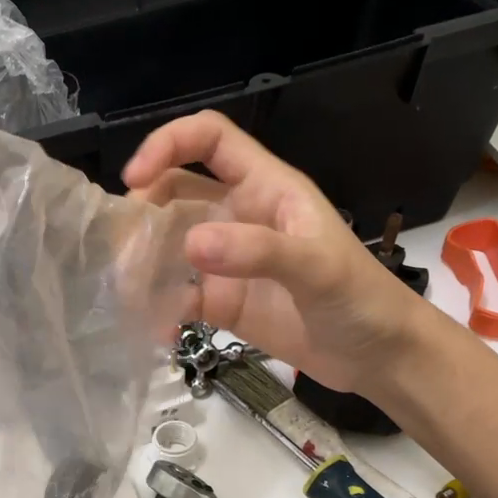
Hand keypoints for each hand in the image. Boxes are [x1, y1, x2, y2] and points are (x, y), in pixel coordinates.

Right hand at [123, 111, 433, 392]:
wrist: (376, 356)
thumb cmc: (360, 298)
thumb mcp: (316, 267)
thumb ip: (258, 252)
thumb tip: (191, 245)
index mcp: (266, 189)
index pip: (210, 141)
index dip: (168, 145)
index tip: (134, 179)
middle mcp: (240, 218)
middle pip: (176, 194)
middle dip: (144, 213)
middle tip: (120, 250)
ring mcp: (229, 264)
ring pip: (171, 248)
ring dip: (145, 263)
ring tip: (126, 292)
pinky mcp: (224, 306)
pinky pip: (180, 299)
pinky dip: (161, 309)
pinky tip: (153, 328)